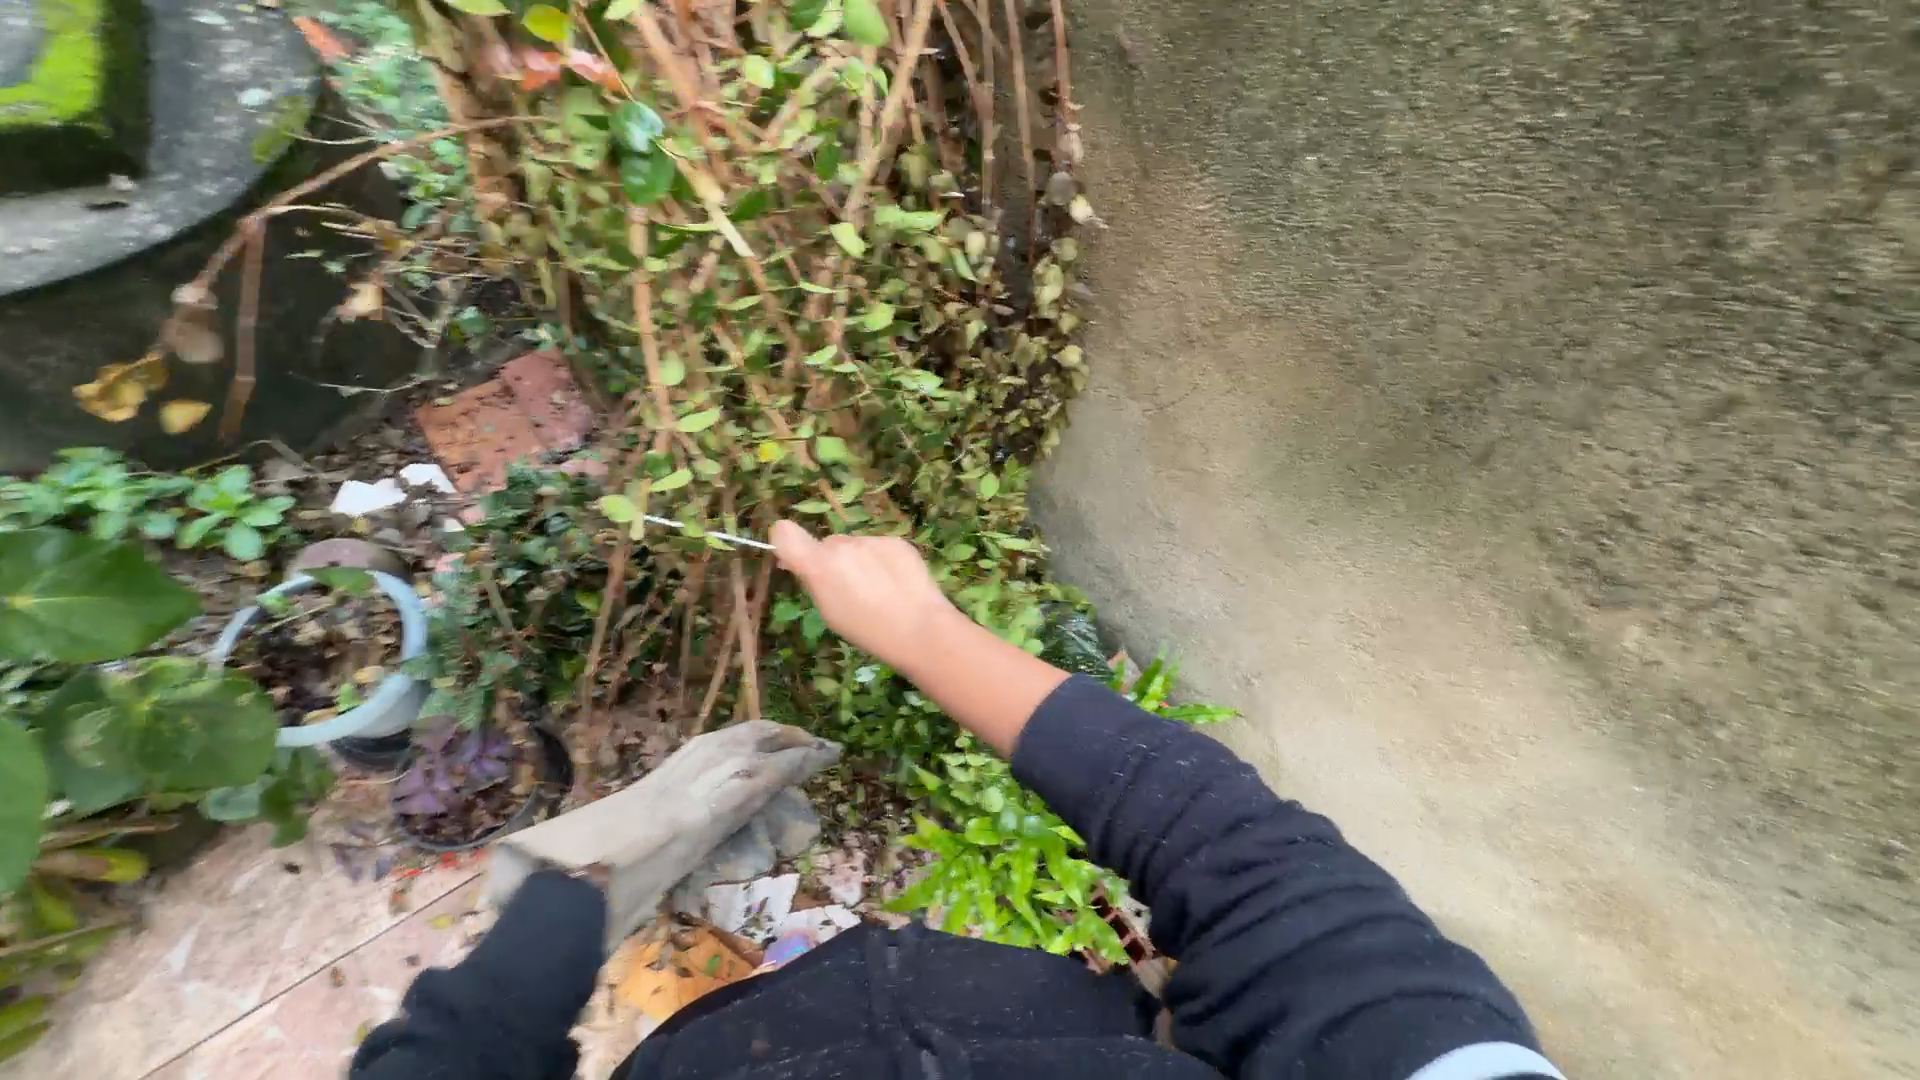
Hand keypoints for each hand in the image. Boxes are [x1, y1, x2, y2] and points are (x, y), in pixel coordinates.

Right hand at [769, 521, 960, 671]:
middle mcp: (842, 545)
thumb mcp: (828, 611)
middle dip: (832, 560)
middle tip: (850, 589)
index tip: (796, 558)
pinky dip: (883, 560)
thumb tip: (799, 563)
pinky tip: (898, 583)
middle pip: (828, 545)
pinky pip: (880, 547)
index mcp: (819, 565)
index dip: (785, 542)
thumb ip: (813, 580)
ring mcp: (871, 540)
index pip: (784, 532)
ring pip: (856, 546)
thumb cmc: (867, 630)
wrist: (919, 627)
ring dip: (860, 560)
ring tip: (880, 590)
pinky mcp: (896, 540)